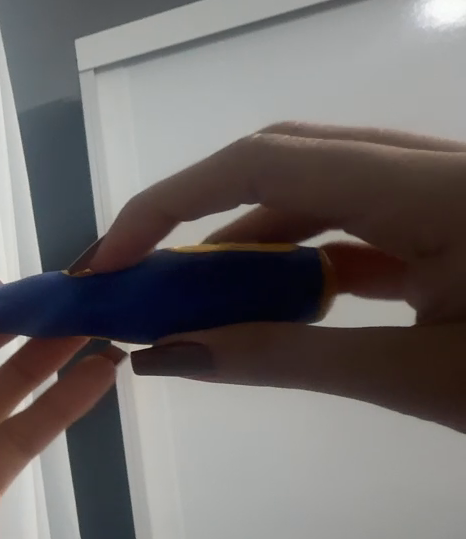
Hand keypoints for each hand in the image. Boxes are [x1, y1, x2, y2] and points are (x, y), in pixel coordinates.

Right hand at [81, 122, 465, 430]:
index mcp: (448, 192)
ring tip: (196, 302)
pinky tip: (279, 307)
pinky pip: (365, 220)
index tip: (107, 263)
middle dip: (193, 213)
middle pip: (285, 158)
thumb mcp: (429, 380)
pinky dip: (301, 259)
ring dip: (244, 240)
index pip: (264, 162)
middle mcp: (452, 170)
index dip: (164, 204)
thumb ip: (279, 360)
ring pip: (321, 190)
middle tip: (136, 273)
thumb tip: (158, 358)